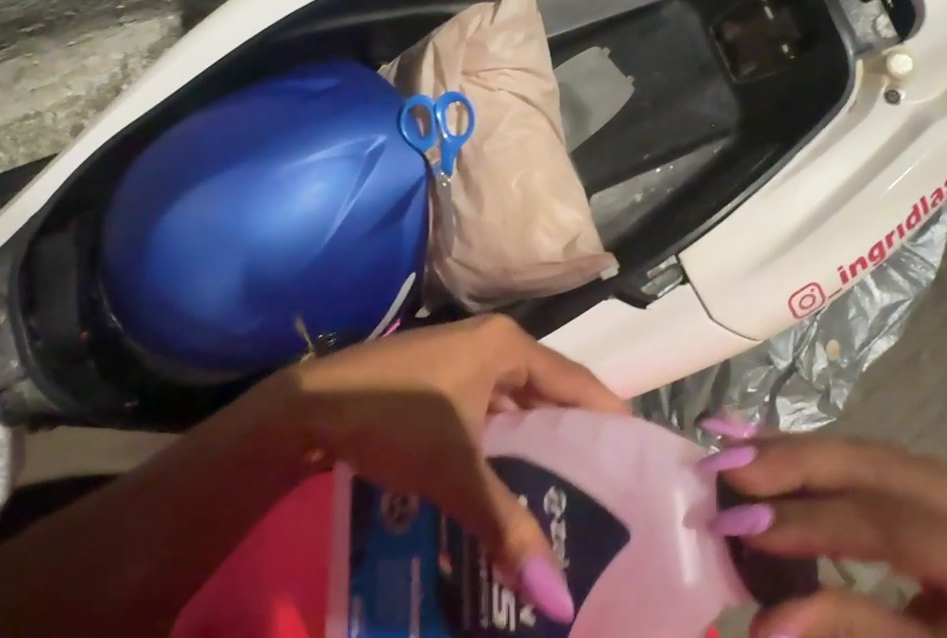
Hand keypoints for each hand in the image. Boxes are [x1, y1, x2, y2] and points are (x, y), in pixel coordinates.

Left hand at [267, 315, 627, 623]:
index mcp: (508, 346)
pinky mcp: (437, 379)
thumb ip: (508, 530)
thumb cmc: (394, 420)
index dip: (611, 424)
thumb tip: (559, 601)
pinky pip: (487, 411)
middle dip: (574, 443)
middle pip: (550, 395)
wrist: (305, 408)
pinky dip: (501, 445)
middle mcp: (491, 343)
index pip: (580, 384)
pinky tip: (508, 485)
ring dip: (534, 448)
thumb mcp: (456, 474)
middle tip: (606, 496)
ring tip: (565, 500)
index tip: (641, 468)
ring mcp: (461, 359)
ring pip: (515, 406)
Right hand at [698, 432, 946, 636]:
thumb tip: (764, 625)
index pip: (891, 526)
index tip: (738, 525)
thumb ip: (859, 635)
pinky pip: (878, 466)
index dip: (811, 523)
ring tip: (730, 448)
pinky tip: (771, 448)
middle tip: (721, 466)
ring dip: (797, 455)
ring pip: (871, 456)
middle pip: (877, 470)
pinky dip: (819, 461)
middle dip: (793, 465)